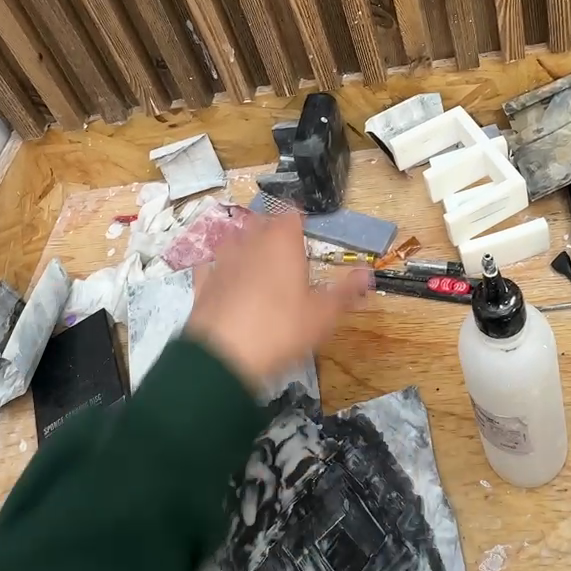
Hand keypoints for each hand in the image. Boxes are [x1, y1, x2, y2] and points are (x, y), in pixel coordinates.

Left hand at [184, 207, 371, 389]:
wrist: (223, 357)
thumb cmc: (280, 329)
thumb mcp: (323, 315)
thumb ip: (346, 291)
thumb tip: (367, 273)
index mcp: (283, 241)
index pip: (291, 212)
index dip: (299, 219)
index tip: (306, 231)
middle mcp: (251, 241)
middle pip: (263, 222)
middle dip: (273, 230)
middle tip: (286, 250)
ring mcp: (223, 259)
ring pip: (236, 239)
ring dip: (246, 245)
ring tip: (258, 263)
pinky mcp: (203, 281)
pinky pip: (212, 264)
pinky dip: (220, 268)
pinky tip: (225, 279)